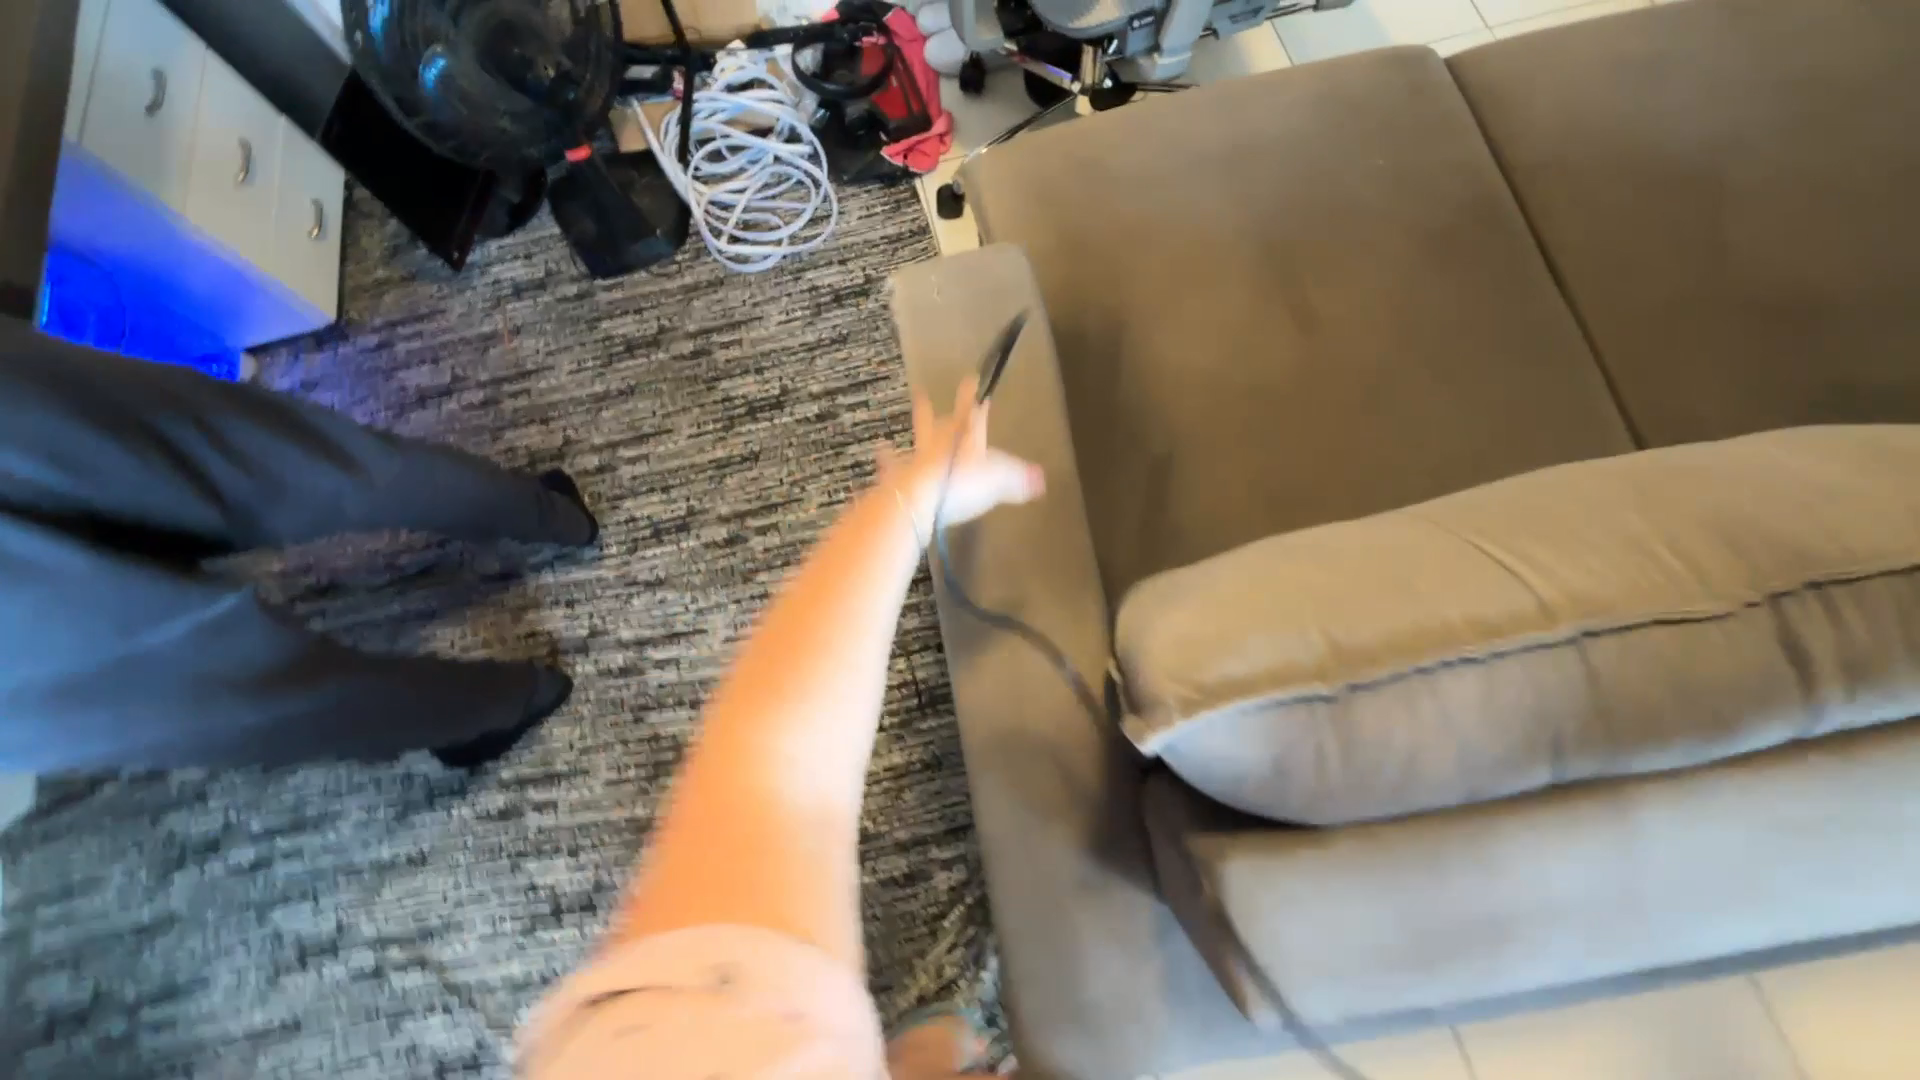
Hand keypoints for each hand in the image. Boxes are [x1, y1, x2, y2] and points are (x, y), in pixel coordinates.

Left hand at [879, 377, 1045, 528]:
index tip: (971, 378)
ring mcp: (918, 459)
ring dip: (919, 422)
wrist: (921, 498)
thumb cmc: (962, 486)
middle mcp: (941, 444)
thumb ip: (1018, 479)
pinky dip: (886, 457)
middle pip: (942, 423)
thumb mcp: (999, 483)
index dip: (973, 399)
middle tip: (928, 389)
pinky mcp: (899, 476)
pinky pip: (892, 463)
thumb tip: (1041, 479)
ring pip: (920, 437)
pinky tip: (880, 447)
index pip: (973, 416)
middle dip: (943, 407)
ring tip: (915, 403)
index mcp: (967, 441)